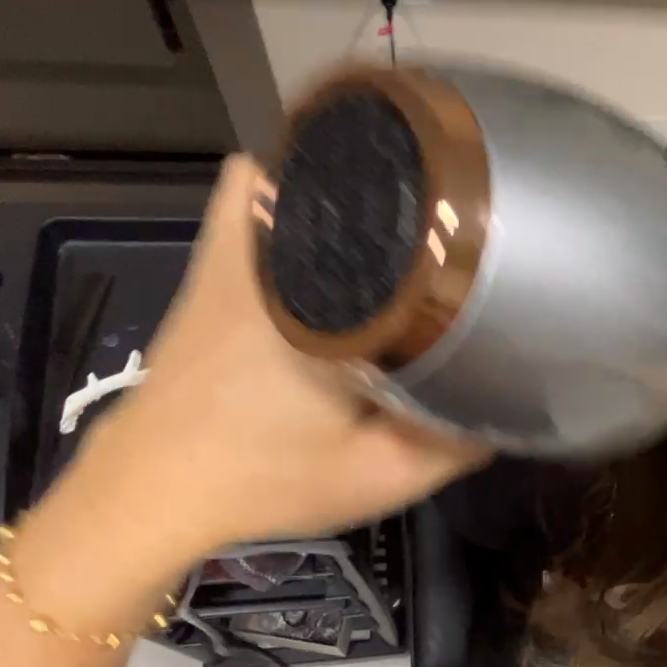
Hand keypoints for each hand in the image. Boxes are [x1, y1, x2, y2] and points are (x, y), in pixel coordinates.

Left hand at [62, 155, 489, 565]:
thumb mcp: (380, 479)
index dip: (464, 243)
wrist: (156, 486)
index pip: (419, 245)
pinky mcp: (211, 262)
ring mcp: (242, 250)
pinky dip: (288, 191)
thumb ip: (452, 446)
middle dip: (419, 215)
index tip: (492, 260)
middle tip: (452, 253)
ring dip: (356, 196)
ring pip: (311, 180)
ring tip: (397, 233)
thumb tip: (510, 406)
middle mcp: (292, 260)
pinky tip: (319, 224)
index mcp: (340, 311)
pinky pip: (252, 193)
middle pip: (372, 198)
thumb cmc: (269, 481)